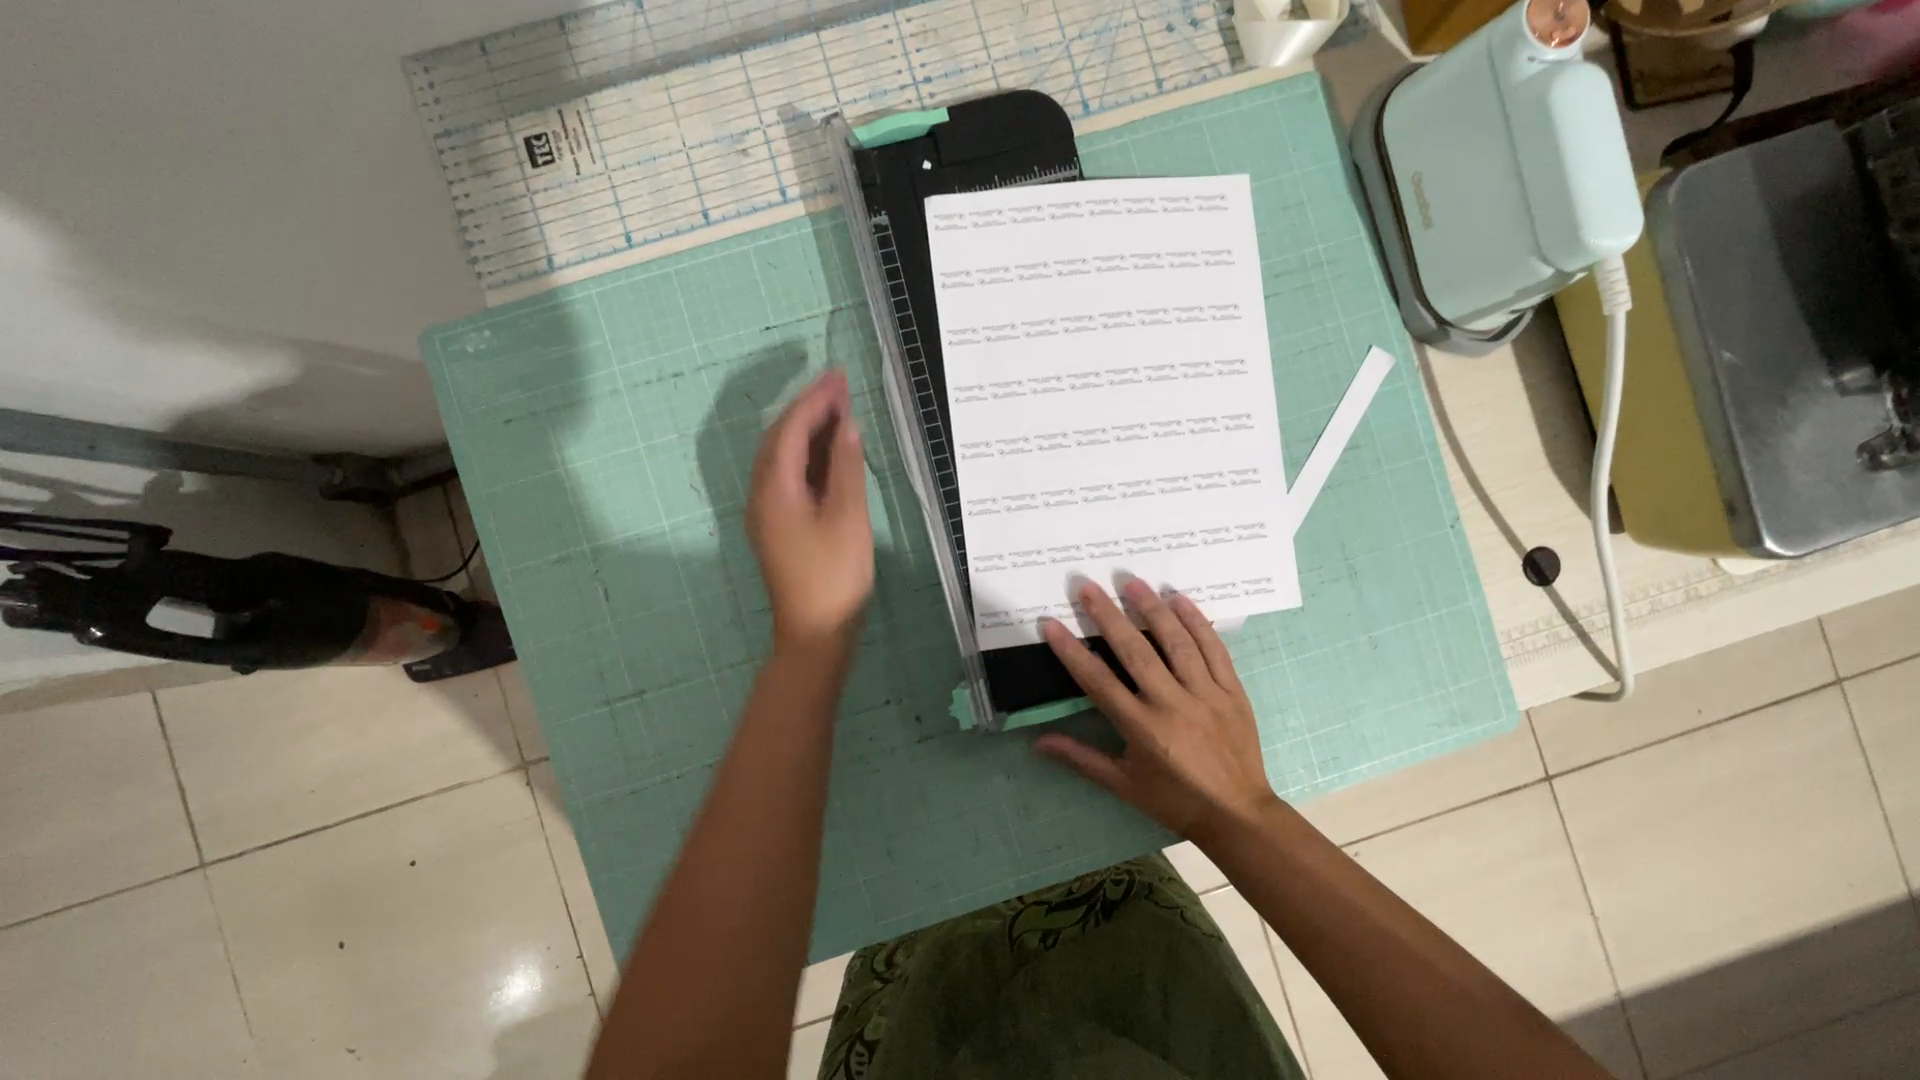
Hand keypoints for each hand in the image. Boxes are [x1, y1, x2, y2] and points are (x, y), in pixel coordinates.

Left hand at [746, 370, 874, 652]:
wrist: (815, 633)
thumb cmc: (834, 576)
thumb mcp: (848, 517)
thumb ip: (846, 468)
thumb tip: (847, 426)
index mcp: (775, 489)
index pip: (791, 430)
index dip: (815, 400)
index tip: (839, 375)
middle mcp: (762, 495)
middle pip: (781, 439)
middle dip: (809, 409)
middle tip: (841, 386)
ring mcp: (768, 513)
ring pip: (784, 458)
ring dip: (809, 432)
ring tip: (840, 410)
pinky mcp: (779, 527)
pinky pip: (789, 477)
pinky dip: (809, 457)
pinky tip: (832, 452)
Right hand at [1035, 580, 1279, 842]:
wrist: (1237, 814)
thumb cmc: (1174, 800)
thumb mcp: (1124, 784)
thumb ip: (1081, 758)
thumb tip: (1039, 742)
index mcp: (1142, 729)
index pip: (1099, 682)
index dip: (1073, 651)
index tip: (1052, 624)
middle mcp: (1172, 705)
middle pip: (1135, 652)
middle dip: (1109, 616)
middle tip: (1088, 587)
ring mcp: (1206, 695)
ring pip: (1176, 643)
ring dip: (1152, 609)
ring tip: (1132, 582)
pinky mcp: (1232, 691)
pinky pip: (1214, 649)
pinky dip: (1197, 622)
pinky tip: (1180, 599)